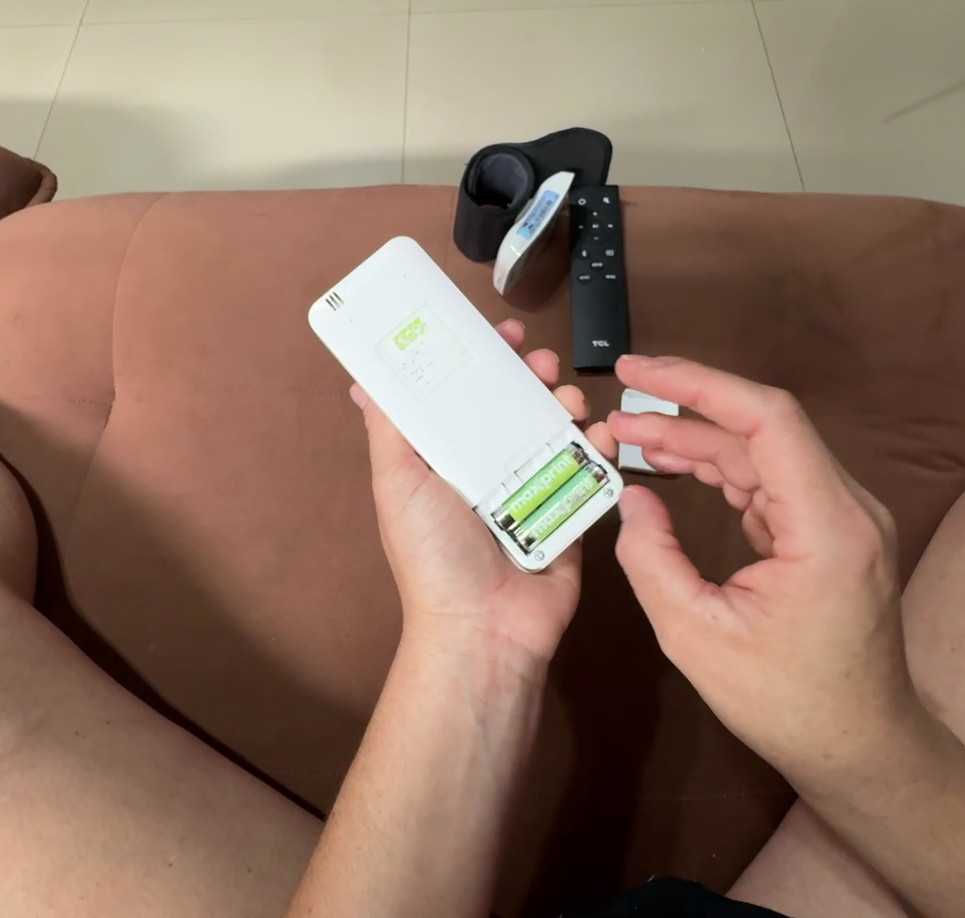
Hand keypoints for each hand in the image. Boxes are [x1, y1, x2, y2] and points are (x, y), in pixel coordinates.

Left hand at [352, 320, 613, 669]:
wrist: (484, 629)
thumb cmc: (433, 560)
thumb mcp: (398, 485)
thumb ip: (388, 430)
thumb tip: (365, 383)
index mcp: (449, 457)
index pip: (466, 393)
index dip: (482, 360)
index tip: (498, 334)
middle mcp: (490, 466)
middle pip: (516, 403)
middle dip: (531, 374)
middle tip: (539, 361)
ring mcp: (531, 486)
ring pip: (556, 427)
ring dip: (567, 401)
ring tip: (569, 400)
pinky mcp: (567, 508)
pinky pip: (589, 467)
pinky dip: (599, 446)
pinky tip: (598, 436)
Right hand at [605, 355, 921, 786]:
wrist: (860, 747)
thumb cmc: (786, 702)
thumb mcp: (695, 636)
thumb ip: (651, 559)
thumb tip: (632, 498)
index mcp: (828, 528)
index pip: (766, 419)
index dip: (698, 384)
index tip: (637, 372)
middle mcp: (846, 507)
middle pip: (759, 427)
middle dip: (683, 411)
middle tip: (617, 411)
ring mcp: (841, 516)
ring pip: (759, 450)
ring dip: (695, 439)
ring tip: (631, 437)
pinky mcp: (826, 529)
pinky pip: (766, 478)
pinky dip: (715, 467)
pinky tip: (672, 466)